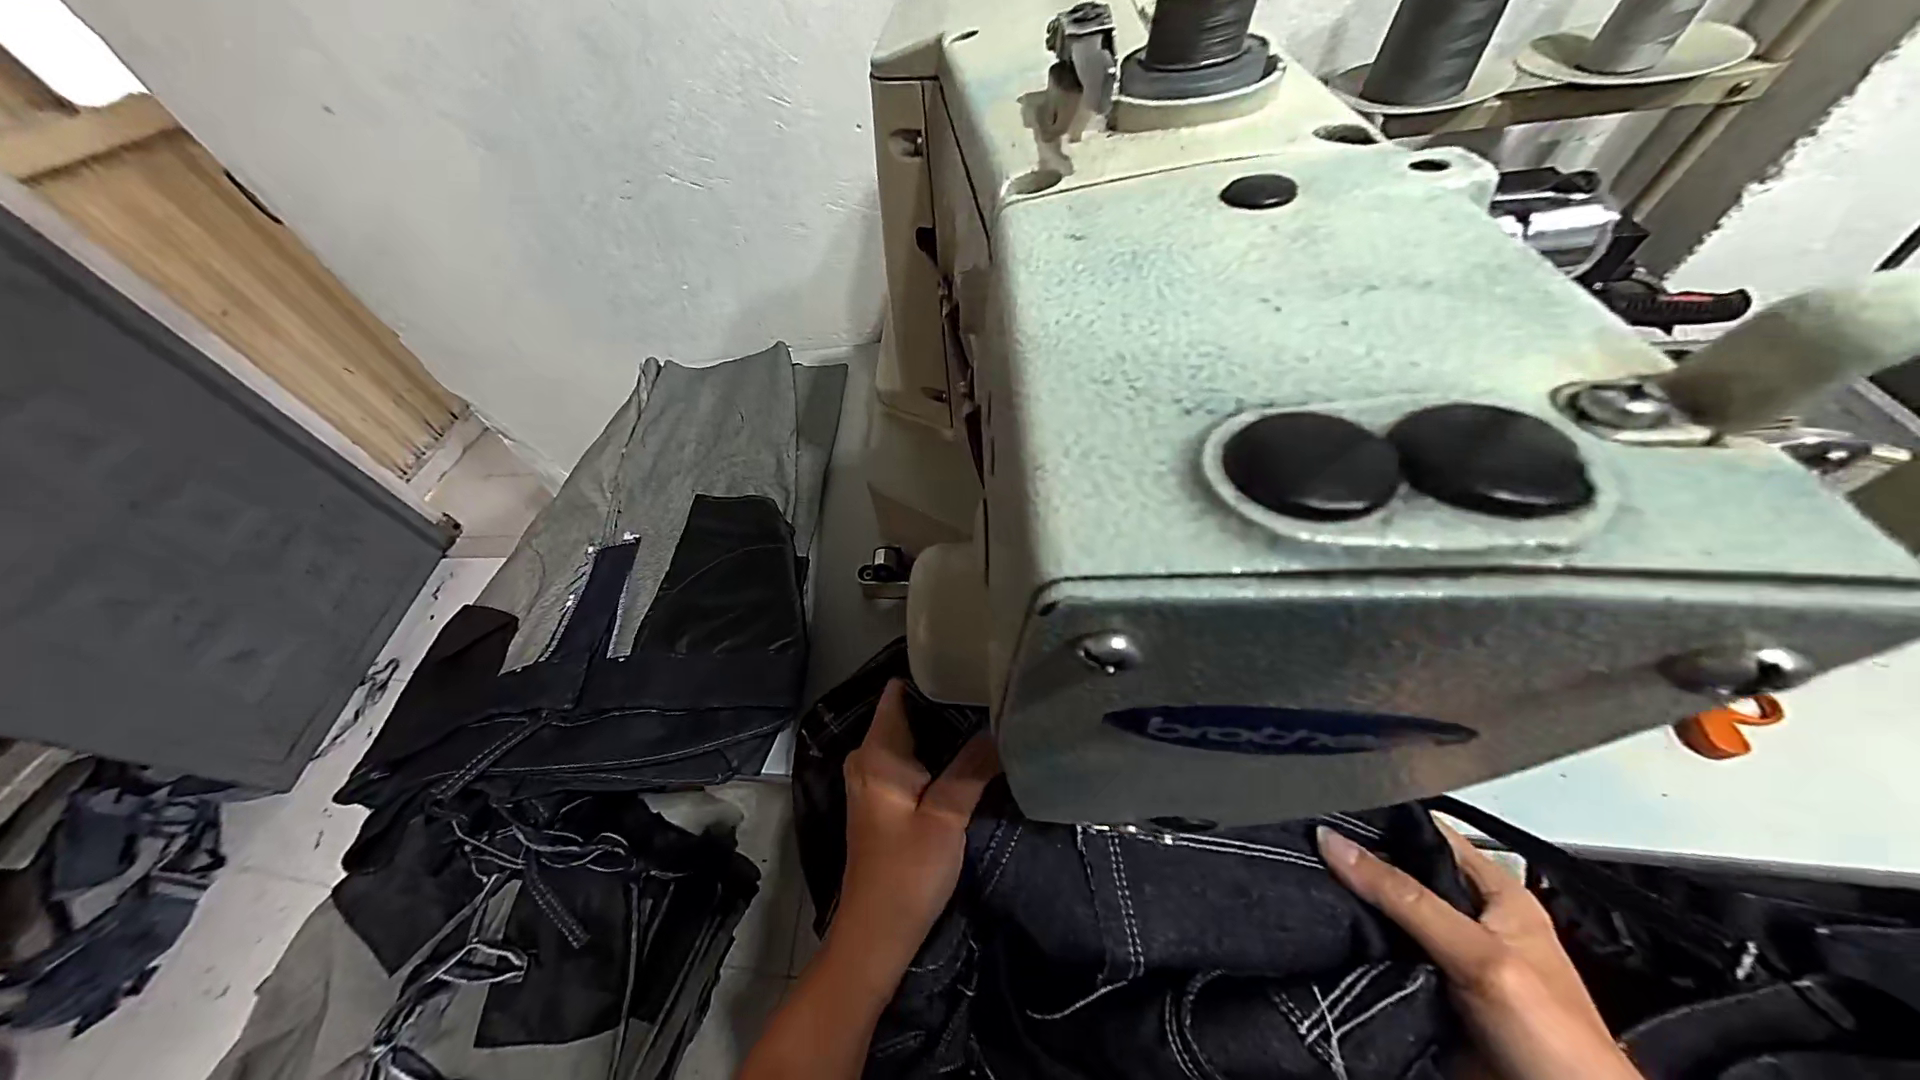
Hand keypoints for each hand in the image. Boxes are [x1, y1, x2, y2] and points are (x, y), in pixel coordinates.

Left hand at [830, 679, 1000, 968]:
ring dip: (943, 731)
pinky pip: (910, 758)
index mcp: (876, 752)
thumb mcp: (946, 815)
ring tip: (986, 718)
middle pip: (906, 713)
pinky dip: (935, 753)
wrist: (877, 932)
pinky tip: (967, 754)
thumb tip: (1002, 726)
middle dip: (944, 704)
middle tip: (989, 694)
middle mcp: (867, 757)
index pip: (897, 692)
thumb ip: (973, 767)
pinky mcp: (882, 797)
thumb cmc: (907, 871)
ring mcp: (872, 778)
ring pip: (910, 737)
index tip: (969, 667)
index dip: (929, 676)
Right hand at [1316, 820, 1642, 1079]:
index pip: (1427, 834)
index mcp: (1495, 894)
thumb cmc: (1561, 1049)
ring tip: (1302, 880)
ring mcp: (1442, 958)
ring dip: (1348, 906)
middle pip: (1396, 873)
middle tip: (1304, 844)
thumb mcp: (1479, 955)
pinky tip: (1321, 931)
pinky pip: (1373, 956)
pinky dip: (1348, 946)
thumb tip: (1335, 843)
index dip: (1382, 819)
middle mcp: (1466, 920)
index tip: (1329, 809)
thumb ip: (1407, 899)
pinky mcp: (1420, 992)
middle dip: (1353, 862)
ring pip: (1380, 915)